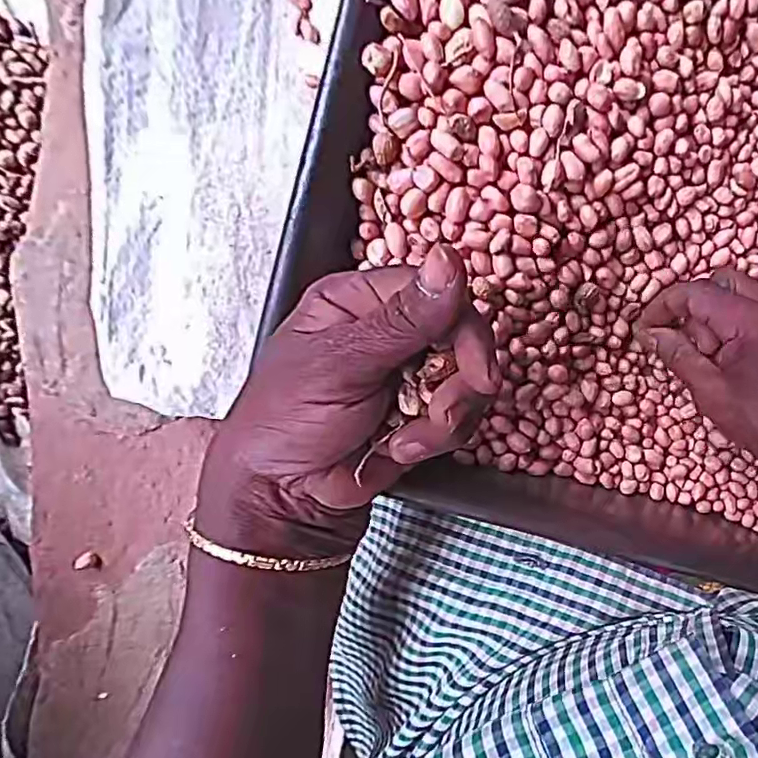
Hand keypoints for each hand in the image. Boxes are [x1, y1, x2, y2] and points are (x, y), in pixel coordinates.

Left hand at [197, 245, 497, 556]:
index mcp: (361, 302)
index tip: (475, 368)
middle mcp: (391, 331)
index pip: (438, 292)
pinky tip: (398, 447)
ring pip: (468, 382)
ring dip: (444, 419)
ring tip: (403, 438)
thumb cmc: (283, 422)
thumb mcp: (339, 363)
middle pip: (463, 337)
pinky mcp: (424, 411)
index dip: (464, 329)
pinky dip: (437, 439)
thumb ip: (402, 319)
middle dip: (459, 383)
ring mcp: (410, 373)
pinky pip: (461, 417)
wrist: (283, 494)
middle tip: (439, 410)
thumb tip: (445, 263)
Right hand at [639, 268, 757, 475]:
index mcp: (753, 321)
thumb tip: (652, 334)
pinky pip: (754, 309)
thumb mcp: (709, 390)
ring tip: (707, 358)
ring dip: (712, 316)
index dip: (664, 306)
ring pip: (738, 293)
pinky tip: (725, 359)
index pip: (697, 292)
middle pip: (720, 282)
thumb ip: (678, 354)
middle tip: (676, 339)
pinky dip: (733, 324)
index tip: (647, 325)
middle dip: (692, 306)